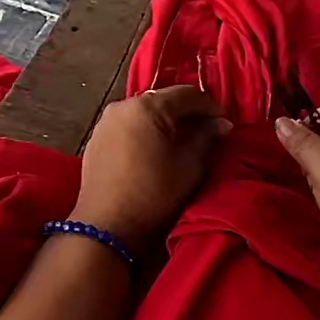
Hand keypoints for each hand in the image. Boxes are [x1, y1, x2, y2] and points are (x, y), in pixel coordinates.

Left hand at [71, 86, 231, 251]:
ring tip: (180, 142)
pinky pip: (127, 126)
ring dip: (164, 122)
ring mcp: (105, 122)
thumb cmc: (152, 194)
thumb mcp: (189, 168)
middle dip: (186, 113)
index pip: (188, 94)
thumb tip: (221, 123)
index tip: (223, 123)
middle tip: (205, 132)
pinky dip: (144, 132)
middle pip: (163, 100)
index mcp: (147, 107)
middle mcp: (123, 105)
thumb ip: (207, 139)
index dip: (210, 106)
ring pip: (143, 112)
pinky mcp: (96, 139)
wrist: (105, 225)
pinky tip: (152, 151)